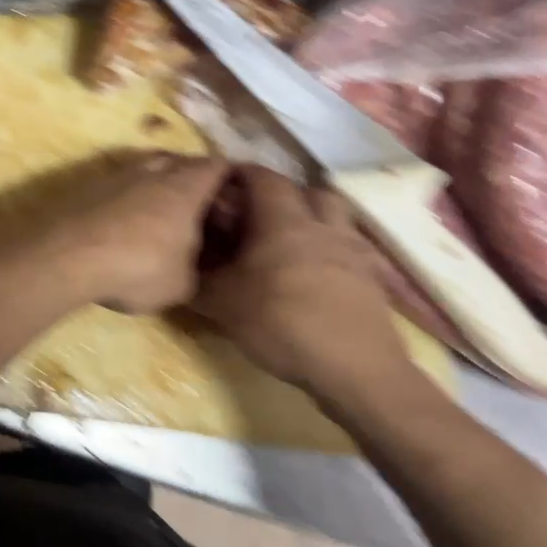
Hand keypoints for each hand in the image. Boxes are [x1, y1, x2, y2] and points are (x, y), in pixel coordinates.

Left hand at [46, 153, 230, 313]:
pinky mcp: (80, 187)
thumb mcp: (184, 282)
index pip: (213, 166)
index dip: (228, 175)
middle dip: (190, 173)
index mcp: (181, 189)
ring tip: (162, 208)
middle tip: (200, 199)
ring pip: (140, 166)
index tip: (238, 189)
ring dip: (154, 179)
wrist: (63, 257)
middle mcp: (146, 173)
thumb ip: (196, 263)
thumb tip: (190, 258)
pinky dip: (125, 192)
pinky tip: (125, 214)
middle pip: (174, 159)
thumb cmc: (136, 269)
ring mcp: (109, 177)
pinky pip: (113, 182)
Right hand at [192, 166, 413, 395]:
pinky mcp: (372, 284)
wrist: (356, 373)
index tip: (219, 179)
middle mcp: (323, 229)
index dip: (241, 172)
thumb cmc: (280, 324)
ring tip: (287, 238)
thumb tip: (174, 262)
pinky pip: (351, 250)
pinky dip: (331, 250)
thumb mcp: (220, 302)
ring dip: (315, 218)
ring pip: (338, 219)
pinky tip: (312, 271)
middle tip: (257, 208)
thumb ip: (197, 275)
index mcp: (284, 223)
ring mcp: (354, 256)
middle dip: (285, 192)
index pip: (264, 178)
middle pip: (312, 191)